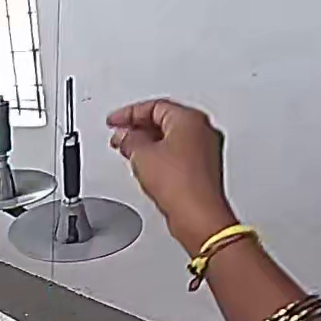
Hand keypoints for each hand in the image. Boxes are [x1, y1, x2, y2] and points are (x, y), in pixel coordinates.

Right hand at [107, 98, 236, 252]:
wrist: (197, 214)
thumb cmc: (180, 184)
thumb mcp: (142, 155)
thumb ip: (129, 140)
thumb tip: (124, 135)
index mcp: (190, 119)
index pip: (154, 106)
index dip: (129, 113)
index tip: (115, 120)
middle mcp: (202, 131)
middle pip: (165, 120)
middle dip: (139, 127)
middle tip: (120, 135)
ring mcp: (205, 150)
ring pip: (171, 138)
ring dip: (148, 143)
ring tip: (130, 151)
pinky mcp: (203, 169)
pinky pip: (177, 155)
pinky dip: (160, 156)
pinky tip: (147, 166)